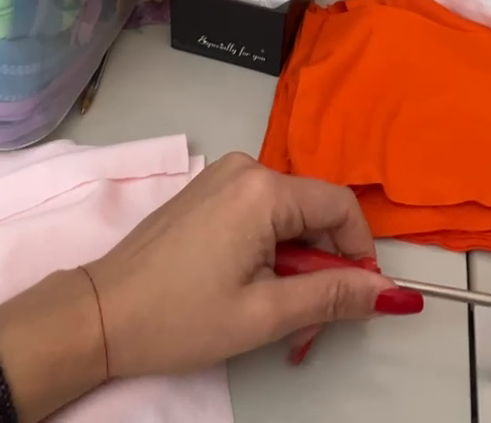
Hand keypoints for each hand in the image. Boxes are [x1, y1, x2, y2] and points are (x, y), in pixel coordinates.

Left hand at [83, 152, 423, 377]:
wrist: (101, 313)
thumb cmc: (181, 317)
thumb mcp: (265, 315)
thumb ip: (331, 296)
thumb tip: (389, 292)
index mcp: (264, 189)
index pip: (341, 206)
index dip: (360, 252)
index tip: (357, 297)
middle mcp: (247, 167)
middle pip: (314, 210)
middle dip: (323, 264)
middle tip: (309, 322)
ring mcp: (224, 174)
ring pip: (288, 213)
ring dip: (296, 260)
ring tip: (277, 311)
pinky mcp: (209, 188)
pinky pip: (260, 210)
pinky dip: (271, 246)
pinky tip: (252, 284)